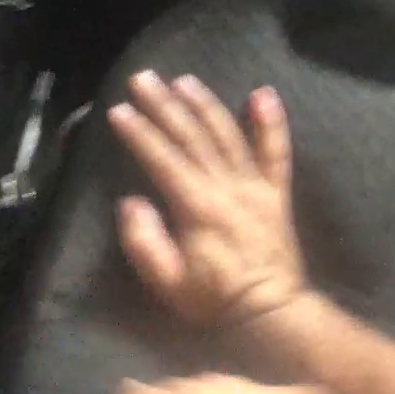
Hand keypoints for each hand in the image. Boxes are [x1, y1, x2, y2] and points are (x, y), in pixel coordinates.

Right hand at [108, 72, 305, 326]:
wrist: (272, 315)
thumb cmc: (213, 300)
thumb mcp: (167, 282)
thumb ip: (145, 241)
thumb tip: (132, 201)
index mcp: (198, 207)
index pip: (163, 159)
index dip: (139, 133)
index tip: (118, 109)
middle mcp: (227, 187)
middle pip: (192, 137)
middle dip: (164, 105)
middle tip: (143, 78)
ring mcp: (256, 187)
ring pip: (227, 135)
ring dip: (204, 104)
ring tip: (183, 80)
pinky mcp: (276, 193)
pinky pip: (276, 153)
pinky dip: (271, 122)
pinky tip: (262, 93)